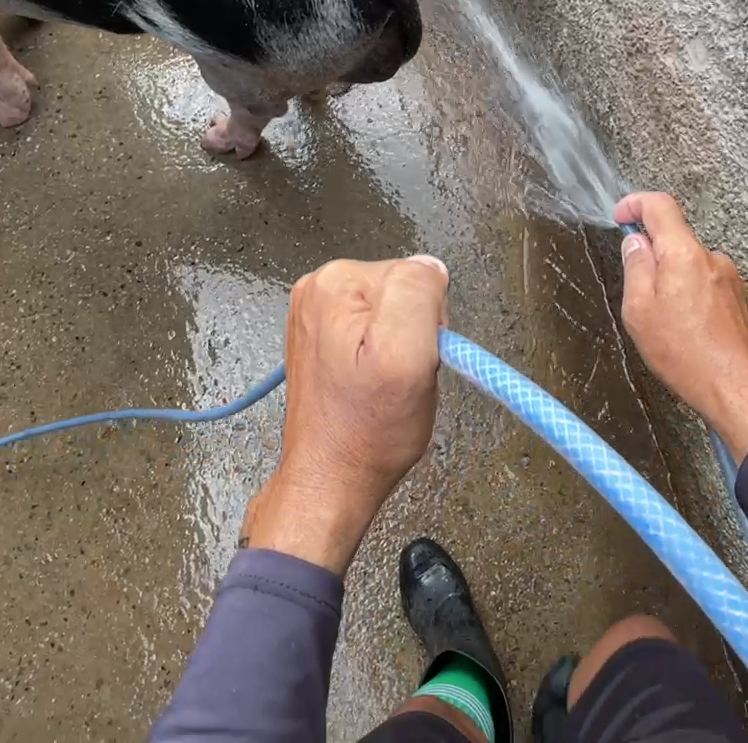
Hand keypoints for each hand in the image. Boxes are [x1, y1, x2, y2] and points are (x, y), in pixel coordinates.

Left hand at [241, 255, 449, 574]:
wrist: (329, 480)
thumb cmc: (368, 429)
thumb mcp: (407, 354)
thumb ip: (419, 293)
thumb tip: (431, 267)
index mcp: (335, 281)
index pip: (415, 275)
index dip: (428, 319)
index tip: (412, 357)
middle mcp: (318, 289)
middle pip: (401, 290)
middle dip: (413, 330)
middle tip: (399, 373)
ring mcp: (316, 315)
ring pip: (391, 313)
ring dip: (400, 345)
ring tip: (384, 382)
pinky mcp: (321, 339)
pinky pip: (373, 332)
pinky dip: (383, 356)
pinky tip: (371, 383)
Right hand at [615, 193, 747, 460]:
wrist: (735, 388)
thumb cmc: (685, 353)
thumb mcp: (639, 309)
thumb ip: (636, 267)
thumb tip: (635, 242)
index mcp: (684, 254)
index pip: (660, 205)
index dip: (635, 203)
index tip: (621, 215)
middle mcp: (711, 259)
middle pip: (674, 236)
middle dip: (650, 253)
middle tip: (636, 290)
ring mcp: (728, 279)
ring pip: (688, 263)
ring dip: (670, 278)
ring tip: (661, 320)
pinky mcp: (736, 299)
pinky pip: (703, 282)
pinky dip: (687, 294)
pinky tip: (682, 328)